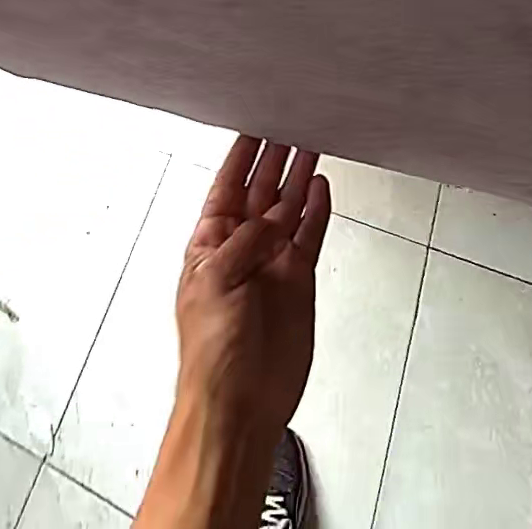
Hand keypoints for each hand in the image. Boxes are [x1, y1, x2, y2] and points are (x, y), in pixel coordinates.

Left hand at [135, 136, 330, 528]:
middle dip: (275, 159)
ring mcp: (272, 261)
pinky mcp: (298, 278)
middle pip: (262, 190)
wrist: (241, 403)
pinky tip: (321, 187)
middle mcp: (243, 246)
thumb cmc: (211, 351)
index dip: (241, 157)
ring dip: (298, 177)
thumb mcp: (216, 280)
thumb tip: (272, 218)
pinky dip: (317, 210)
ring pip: (289, 206)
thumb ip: (247, 240)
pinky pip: (311, 233)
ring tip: (311, 146)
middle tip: (291, 128)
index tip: (254, 128)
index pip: (228, 186)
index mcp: (211, 242)